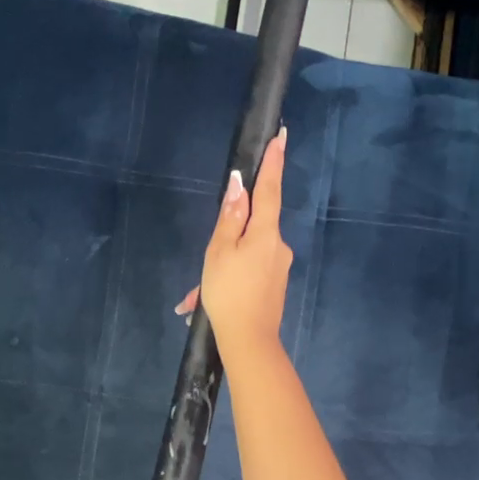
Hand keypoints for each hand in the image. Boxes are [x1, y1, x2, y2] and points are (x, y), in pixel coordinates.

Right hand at [174, 127, 292, 363]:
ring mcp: (278, 268)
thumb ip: (230, 218)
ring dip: (220, 269)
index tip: (281, 137)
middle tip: (206, 268)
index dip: (274, 163)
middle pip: (252, 227)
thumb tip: (238, 186)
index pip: (270, 189)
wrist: (249, 343)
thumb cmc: (229, 293)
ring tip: (197, 296)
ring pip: (244, 256)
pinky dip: (227, 283)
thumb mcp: (219, 252)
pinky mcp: (274, 287)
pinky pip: (246, 274)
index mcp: (266, 233)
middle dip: (226, 240)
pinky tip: (204, 305)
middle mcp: (278, 246)